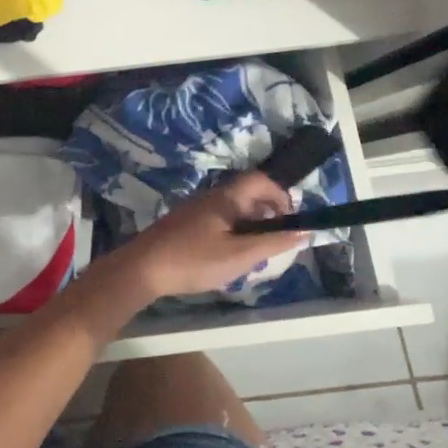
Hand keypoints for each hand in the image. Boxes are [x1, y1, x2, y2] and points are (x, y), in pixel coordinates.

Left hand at [111, 171, 308, 299]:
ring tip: (254, 256)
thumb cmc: (194, 260)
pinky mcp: (186, 224)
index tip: (291, 222)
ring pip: (234, 211)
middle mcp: (210, 197)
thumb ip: (274, 242)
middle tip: (274, 244)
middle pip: (248, 195)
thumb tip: (305, 230)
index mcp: (225, 197)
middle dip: (268, 216)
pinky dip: (233, 235)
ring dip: (251, 228)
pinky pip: (219, 222)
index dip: (281, 195)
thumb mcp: (240, 255)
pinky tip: (229, 259)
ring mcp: (196, 210)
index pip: (260, 180)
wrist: (143, 268)